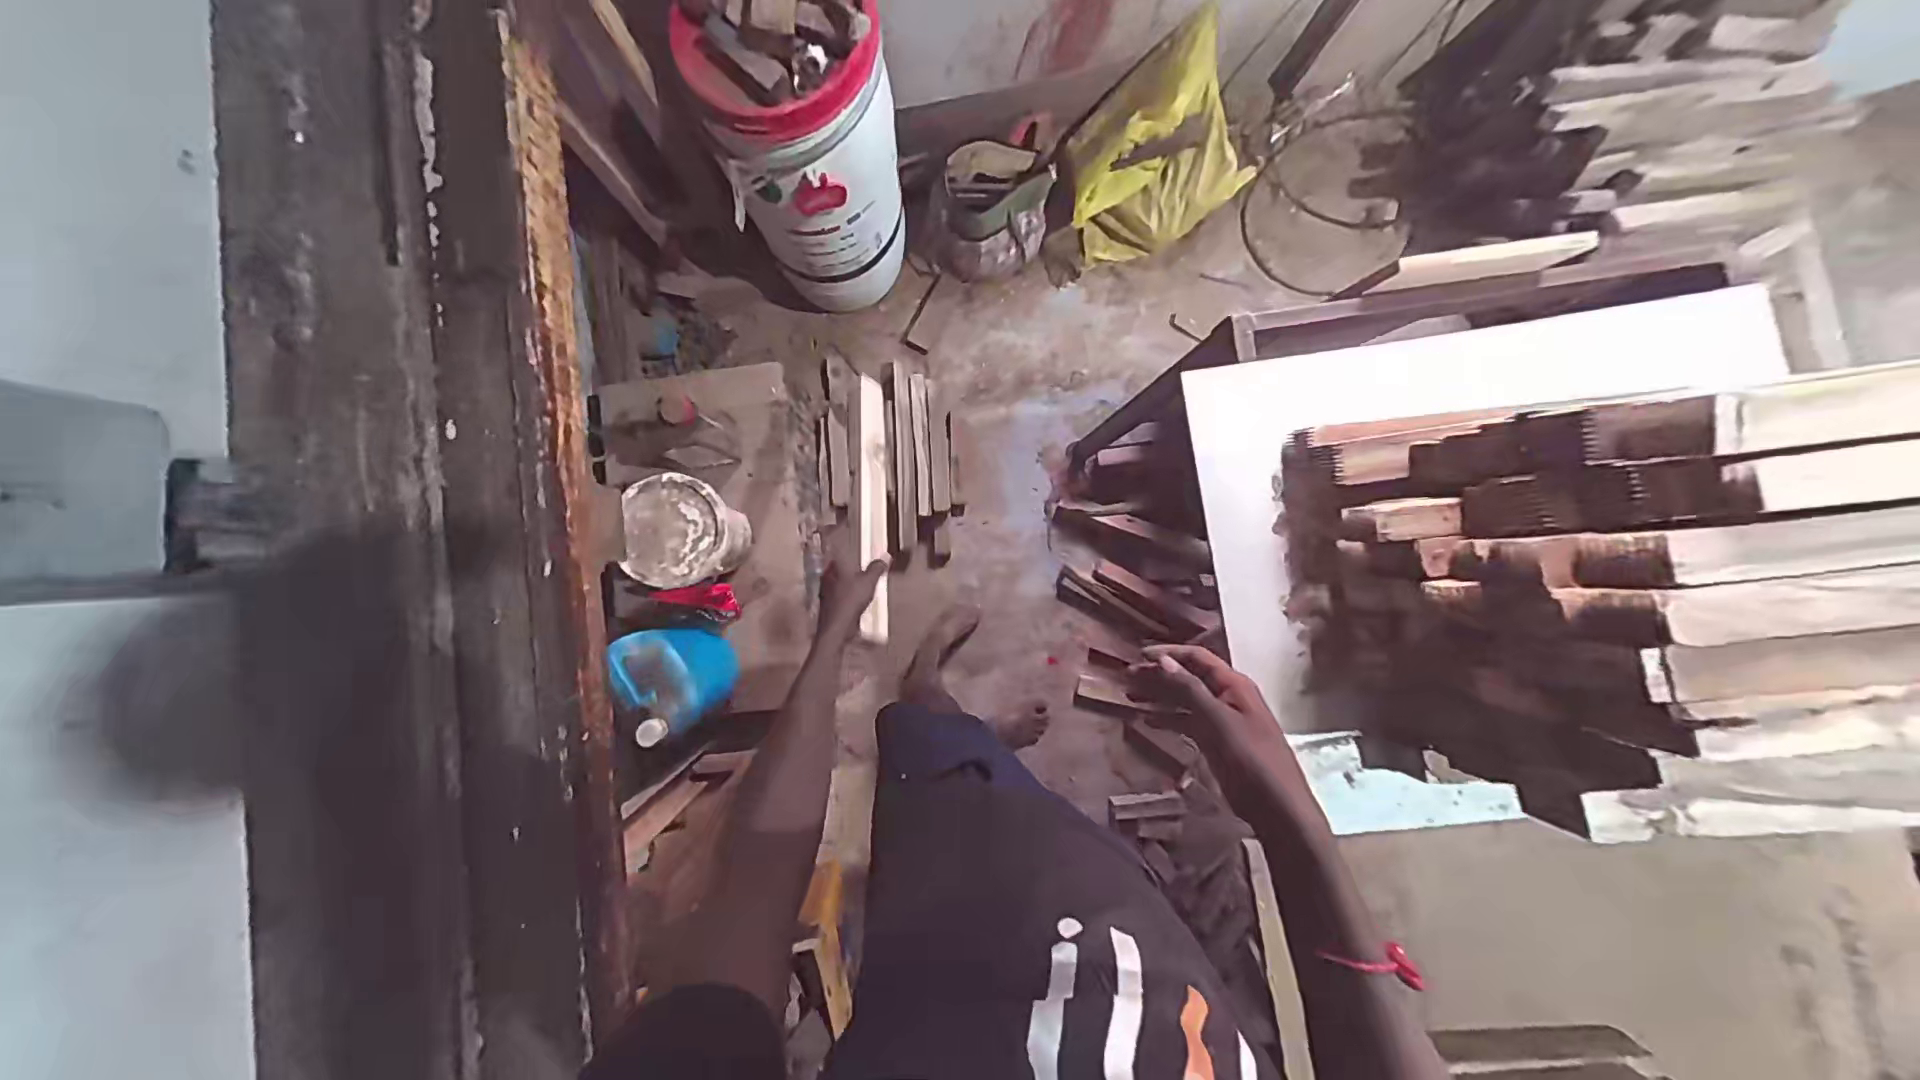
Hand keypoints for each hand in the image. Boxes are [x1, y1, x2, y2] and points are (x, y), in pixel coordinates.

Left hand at [815, 527, 886, 645]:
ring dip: (846, 580)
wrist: (836, 628)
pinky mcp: (828, 605)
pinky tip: (855, 597)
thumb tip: (885, 556)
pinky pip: (838, 594)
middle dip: (846, 564)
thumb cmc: (850, 600)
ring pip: (836, 581)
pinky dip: (846, 593)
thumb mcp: (868, 582)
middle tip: (858, 561)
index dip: (839, 544)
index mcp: (832, 567)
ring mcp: (825, 592)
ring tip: (859, 579)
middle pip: (835, 566)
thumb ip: (876, 568)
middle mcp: (825, 577)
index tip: (846, 539)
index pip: (833, 550)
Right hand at [1138, 644, 1281, 750]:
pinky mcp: (1216, 741)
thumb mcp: (1218, 721)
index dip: (1168, 653)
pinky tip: (1148, 720)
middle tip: (1127, 676)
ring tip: (1130, 695)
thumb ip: (1190, 689)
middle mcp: (1227, 696)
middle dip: (1159, 674)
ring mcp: (1221, 719)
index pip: (1197, 657)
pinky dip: (1168, 718)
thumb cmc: (1252, 760)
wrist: (1278, 809)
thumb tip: (1162, 661)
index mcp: (1234, 685)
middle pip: (1188, 677)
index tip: (1139, 655)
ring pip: (1185, 699)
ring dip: (1159, 695)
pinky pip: (1187, 721)